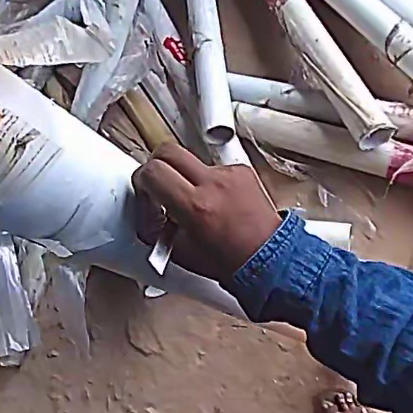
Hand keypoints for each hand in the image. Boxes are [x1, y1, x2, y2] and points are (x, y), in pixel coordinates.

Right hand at [132, 144, 281, 280]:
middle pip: (168, 151)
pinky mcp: (242, 171)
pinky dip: (210, 182)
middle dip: (157, 165)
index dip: (142, 180)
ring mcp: (230, 174)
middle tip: (159, 183)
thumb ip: (158, 229)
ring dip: (185, 177)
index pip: (153, 171)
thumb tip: (148, 215)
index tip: (146, 191)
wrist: (270, 259)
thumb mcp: (182, 252)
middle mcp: (213, 184)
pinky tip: (217, 202)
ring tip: (195, 202)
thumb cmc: (231, 262)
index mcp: (195, 206)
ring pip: (192, 160)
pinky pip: (215, 167)